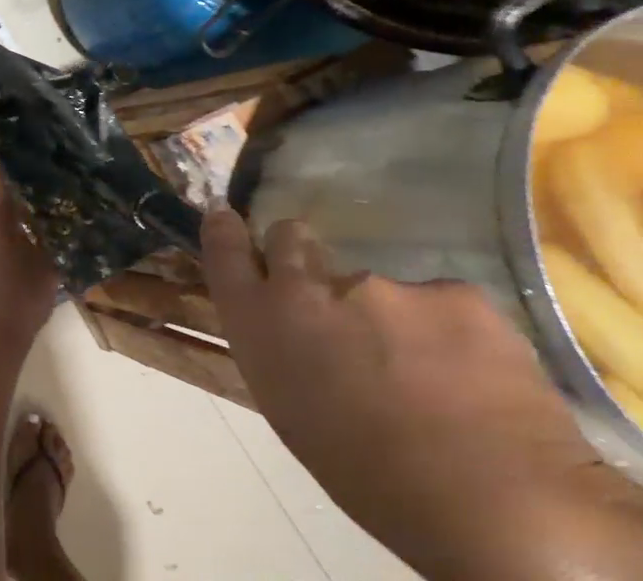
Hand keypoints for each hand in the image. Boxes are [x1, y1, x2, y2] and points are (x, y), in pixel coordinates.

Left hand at [0, 170, 59, 342]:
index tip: (50, 151)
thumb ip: (58, 231)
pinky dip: (19, 216)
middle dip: (29, 178)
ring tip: (60, 189)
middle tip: (62, 168)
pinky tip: (47, 218)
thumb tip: (75, 205)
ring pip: (1, 205)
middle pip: (1, 187)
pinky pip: (0, 221)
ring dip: (25, 198)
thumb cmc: (21, 297)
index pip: (2, 174)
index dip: (24, 160)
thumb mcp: (47, 262)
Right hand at [203, 209, 642, 579]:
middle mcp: (308, 288)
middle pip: (291, 240)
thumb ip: (282, 351)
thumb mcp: (291, 407)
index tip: (226, 215)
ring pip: (379, 287)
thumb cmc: (365, 472)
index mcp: (259, 322)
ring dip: (390, 314)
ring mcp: (382, 285)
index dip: (226, 230)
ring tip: (425, 367)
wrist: (488, 497)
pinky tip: (473, 375)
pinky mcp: (457, 294)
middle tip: (328, 291)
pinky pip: (445, 306)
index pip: (226, 252)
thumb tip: (299, 337)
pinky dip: (452, 333)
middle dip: (300, 251)